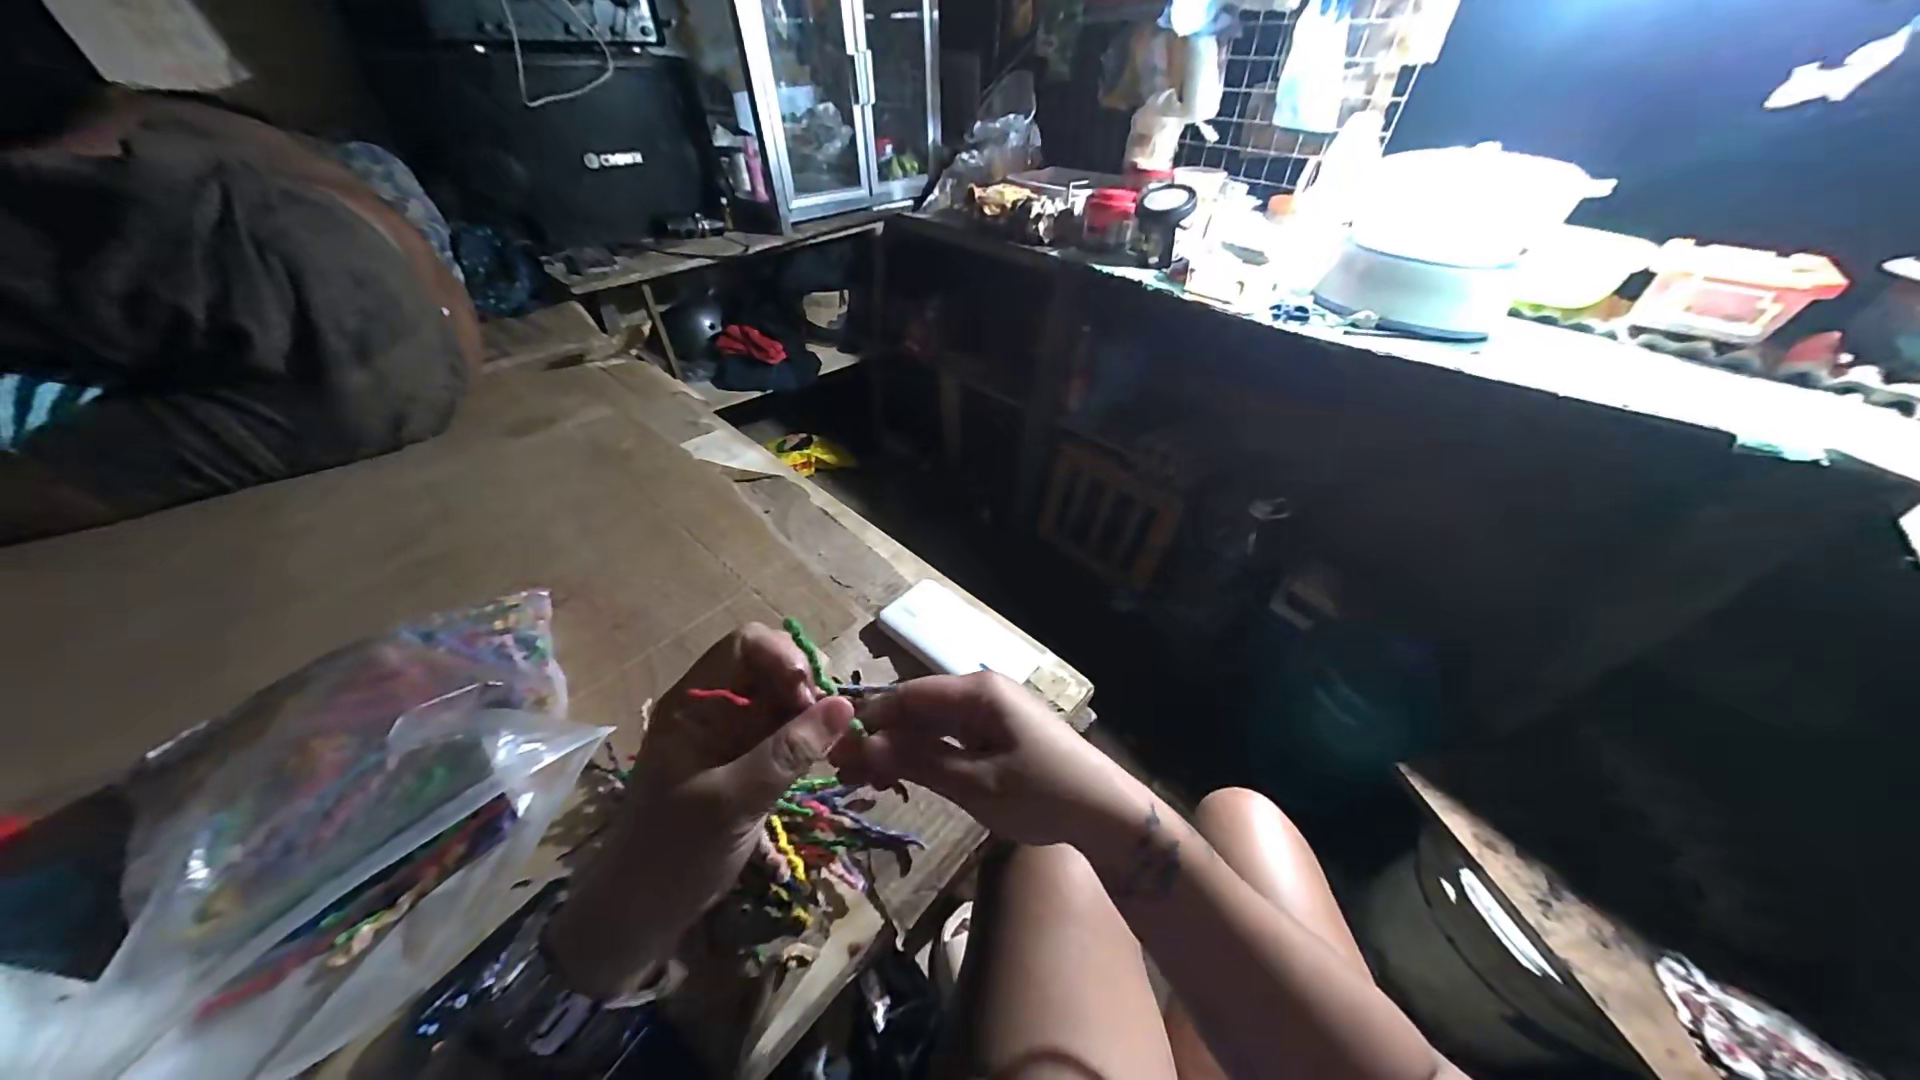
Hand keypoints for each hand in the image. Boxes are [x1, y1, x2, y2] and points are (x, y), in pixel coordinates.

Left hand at [546, 624, 855, 997]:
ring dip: (814, 711)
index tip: (810, 697)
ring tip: (834, 743)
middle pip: (771, 666)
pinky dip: (811, 736)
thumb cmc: (672, 854)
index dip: (784, 658)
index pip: (746, 645)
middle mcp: (715, 707)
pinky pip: (788, 729)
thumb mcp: (733, 801)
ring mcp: (733, 733)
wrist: (639, 917)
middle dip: (805, 685)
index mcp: (694, 702)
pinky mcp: (750, 759)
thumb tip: (844, 705)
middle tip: (828, 723)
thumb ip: (789, 752)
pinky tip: (827, 755)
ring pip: (785, 698)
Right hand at [829, 672, 1145, 848]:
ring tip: (871, 781)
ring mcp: (992, 712)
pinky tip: (908, 777)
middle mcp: (982, 691)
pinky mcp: (999, 733)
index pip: (909, 695)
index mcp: (978, 691)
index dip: (871, 720)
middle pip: (919, 708)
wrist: (1107, 813)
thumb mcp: (974, 783)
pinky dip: (928, 755)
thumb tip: (864, 748)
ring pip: (933, 724)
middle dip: (884, 738)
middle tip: (850, 775)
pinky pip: (952, 736)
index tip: (837, 750)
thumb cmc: (1042, 794)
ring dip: (903, 749)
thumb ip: (919, 761)